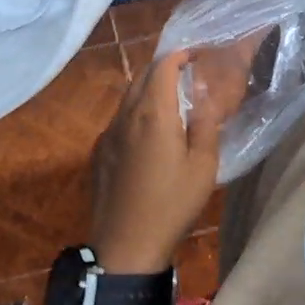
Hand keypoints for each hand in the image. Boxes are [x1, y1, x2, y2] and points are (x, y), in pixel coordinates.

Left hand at [88, 52, 231, 272]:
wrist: (125, 249)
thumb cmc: (172, 204)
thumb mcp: (203, 165)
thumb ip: (206, 124)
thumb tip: (204, 95)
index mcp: (153, 113)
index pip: (162, 66)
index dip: (180, 55)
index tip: (197, 56)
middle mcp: (126, 116)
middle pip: (141, 77)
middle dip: (163, 69)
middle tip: (187, 75)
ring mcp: (108, 136)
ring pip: (127, 98)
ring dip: (147, 90)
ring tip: (171, 101)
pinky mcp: (99, 154)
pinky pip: (118, 120)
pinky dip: (135, 113)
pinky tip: (148, 134)